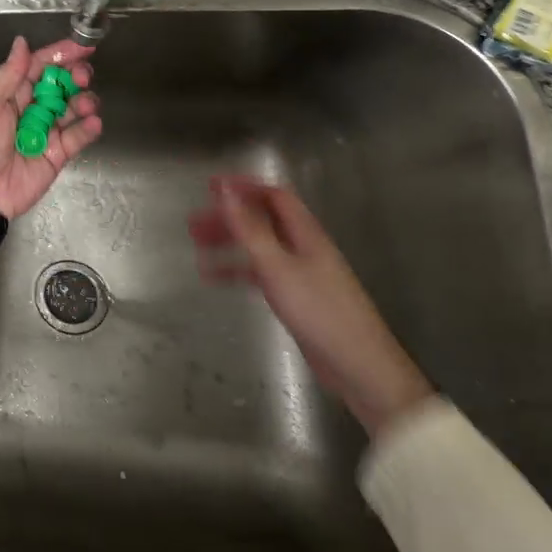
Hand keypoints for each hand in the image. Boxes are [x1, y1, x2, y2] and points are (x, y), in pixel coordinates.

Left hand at [0, 36, 102, 220]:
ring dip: (84, 100)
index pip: (38, 66)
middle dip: (75, 76)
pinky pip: (78, 137)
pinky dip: (88, 128)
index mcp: (8, 92)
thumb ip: (8, 73)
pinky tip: (91, 122)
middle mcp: (29, 108)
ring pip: (73, 108)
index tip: (82, 46)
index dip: (59, 55)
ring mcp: (45, 131)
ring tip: (84, 103)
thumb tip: (22, 42)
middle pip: (60, 84)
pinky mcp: (57, 154)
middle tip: (82, 76)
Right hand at [188, 176, 433, 438]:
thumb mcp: (277, 266)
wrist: (358, 366)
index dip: (244, 187)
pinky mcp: (295, 297)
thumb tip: (224, 188)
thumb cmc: (319, 311)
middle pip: (263, 220)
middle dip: (228, 217)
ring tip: (196, 246)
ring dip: (228, 242)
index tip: (210, 185)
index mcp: (305, 234)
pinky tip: (213, 278)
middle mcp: (303, 248)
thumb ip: (249, 227)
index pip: (274, 196)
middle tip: (193, 222)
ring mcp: (300, 273)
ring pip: (258, 247)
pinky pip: (259, 274)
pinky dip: (236, 271)